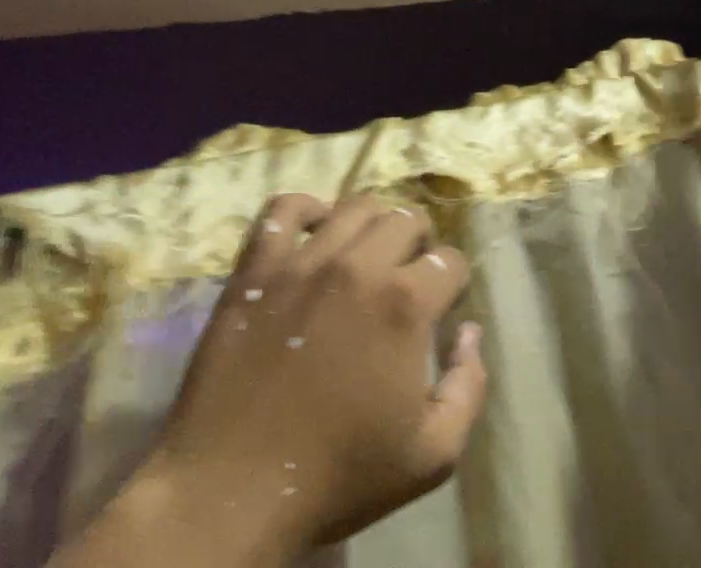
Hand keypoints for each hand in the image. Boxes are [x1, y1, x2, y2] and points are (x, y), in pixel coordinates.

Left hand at [117, 193, 485, 562]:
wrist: (231, 494)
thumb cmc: (339, 478)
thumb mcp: (434, 453)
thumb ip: (470, 384)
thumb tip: (468, 332)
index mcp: (406, 305)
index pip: (451, 260)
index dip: (453, 284)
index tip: (440, 311)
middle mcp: (358, 268)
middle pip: (407, 220)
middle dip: (420, 244)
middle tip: (408, 279)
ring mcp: (300, 264)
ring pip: (354, 206)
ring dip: (374, 224)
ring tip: (368, 254)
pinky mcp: (253, 272)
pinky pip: (281, 210)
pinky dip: (305, 208)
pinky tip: (315, 232)